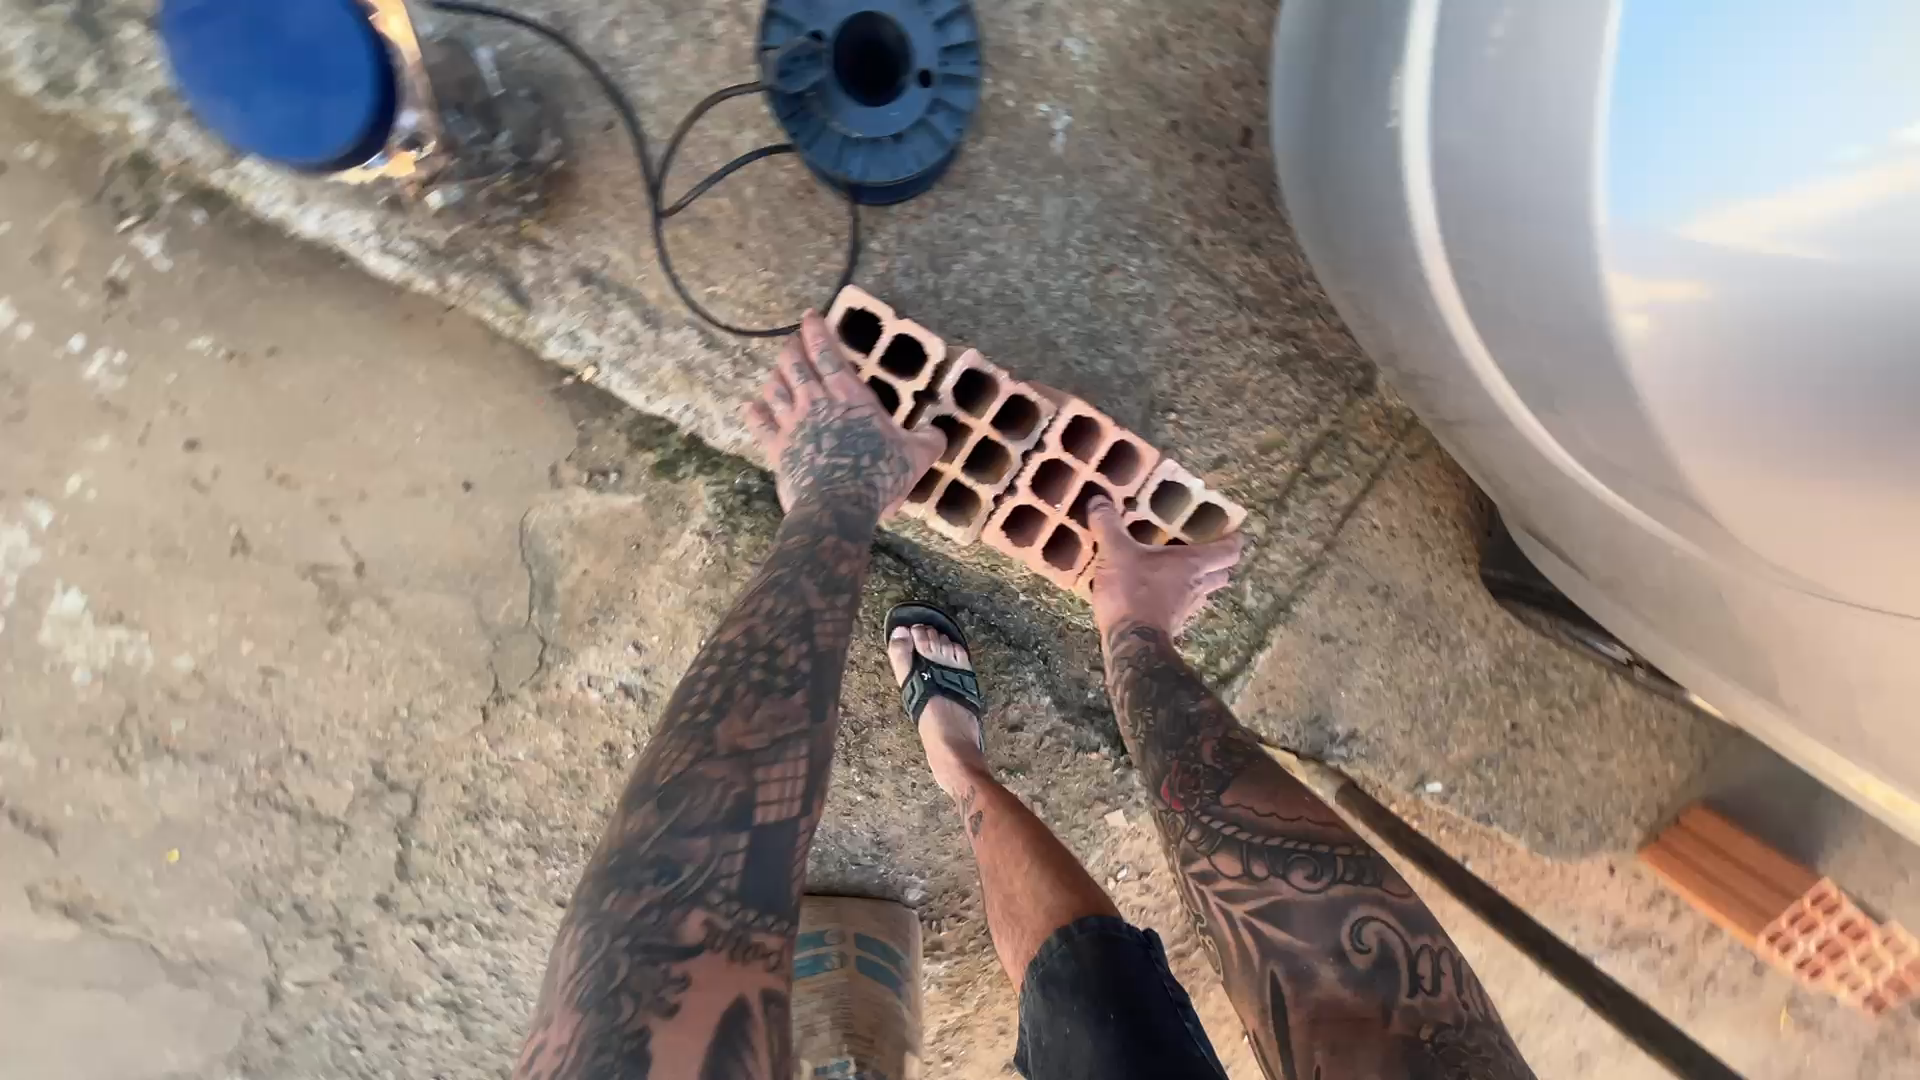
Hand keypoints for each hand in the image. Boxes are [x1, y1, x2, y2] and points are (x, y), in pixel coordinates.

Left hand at [742, 310, 943, 516]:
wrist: (839, 506)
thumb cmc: (880, 476)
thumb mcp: (917, 457)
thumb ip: (928, 440)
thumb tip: (938, 432)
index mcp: (851, 396)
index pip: (828, 354)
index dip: (817, 331)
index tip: (809, 316)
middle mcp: (817, 403)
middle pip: (795, 365)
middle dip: (792, 348)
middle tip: (792, 341)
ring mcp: (793, 425)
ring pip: (775, 389)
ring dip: (775, 376)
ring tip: (776, 371)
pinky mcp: (777, 449)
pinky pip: (759, 424)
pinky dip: (755, 412)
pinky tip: (753, 407)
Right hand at [1085, 494, 1243, 640]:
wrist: (1131, 641)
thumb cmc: (1132, 591)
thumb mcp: (1115, 553)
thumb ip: (1108, 525)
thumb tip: (1098, 499)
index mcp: (1193, 563)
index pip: (1230, 550)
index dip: (1234, 539)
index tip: (1232, 530)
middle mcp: (1198, 585)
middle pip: (1223, 573)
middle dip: (1218, 562)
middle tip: (1204, 549)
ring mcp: (1187, 608)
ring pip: (1205, 591)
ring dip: (1200, 581)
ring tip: (1180, 570)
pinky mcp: (1172, 624)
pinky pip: (1183, 606)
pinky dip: (1178, 598)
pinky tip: (1159, 593)